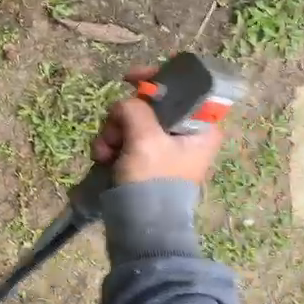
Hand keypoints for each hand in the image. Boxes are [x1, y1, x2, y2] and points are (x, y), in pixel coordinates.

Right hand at [90, 65, 225, 186]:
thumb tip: (125, 104)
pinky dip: (109, 146)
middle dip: (123, 116)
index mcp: (201, 127)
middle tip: (113, 132)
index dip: (158, 79)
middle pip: (149, 106)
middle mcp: (184, 134)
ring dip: (111, 133)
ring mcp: (162, 148)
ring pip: (130, 122)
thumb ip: (135, 110)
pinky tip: (102, 159)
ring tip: (104, 153)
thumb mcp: (145, 140)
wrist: (142, 224)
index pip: (185, 89)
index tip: (130, 79)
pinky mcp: (143, 160)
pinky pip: (122, 140)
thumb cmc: (152, 180)